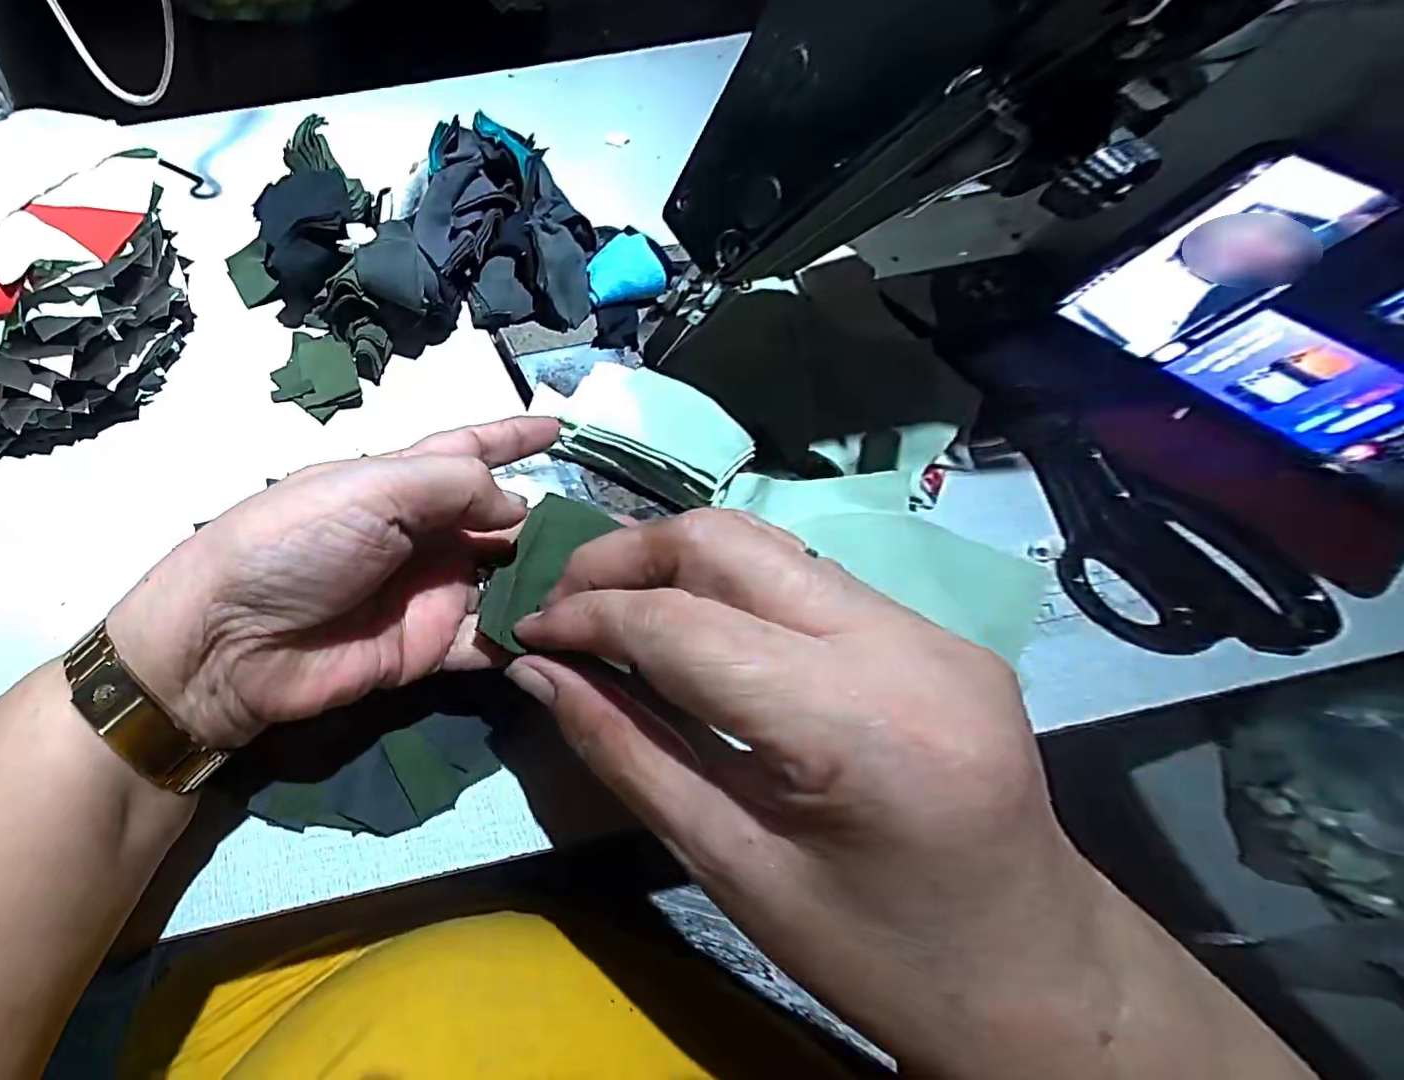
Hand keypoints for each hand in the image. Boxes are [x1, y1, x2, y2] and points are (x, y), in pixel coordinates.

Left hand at [109, 416, 559, 748]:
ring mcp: (424, 593)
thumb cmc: (297, 542)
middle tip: (605, 532)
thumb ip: (454, 484)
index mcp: (400, 483)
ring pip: (500, 581)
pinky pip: (484, 640)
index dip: (511, 436)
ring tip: (599, 583)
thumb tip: (516, 505)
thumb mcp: (374, 489)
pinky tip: (561, 632)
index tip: (559, 427)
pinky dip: (519, 636)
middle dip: (544, 522)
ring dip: (543, 581)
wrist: (232, 642)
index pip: (468, 450)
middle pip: (496, 522)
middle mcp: (419, 535)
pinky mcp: (424, 649)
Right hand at [505, 509, 1312, 1077]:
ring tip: (603, 604)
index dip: (586, 616)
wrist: (1045, 980)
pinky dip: (710, 580)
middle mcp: (902, 645)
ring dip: (661, 559)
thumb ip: (620, 748)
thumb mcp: (723, 861)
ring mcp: (922, 625)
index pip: (683, 624)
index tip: (527, 630)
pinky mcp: (921, 626)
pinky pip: (788, 571)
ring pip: (755, 540)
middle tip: (560, 604)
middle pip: (721, 542)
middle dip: (618, 559)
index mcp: (860, 726)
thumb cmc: (874, 952)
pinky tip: (675, 618)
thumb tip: (535, 671)